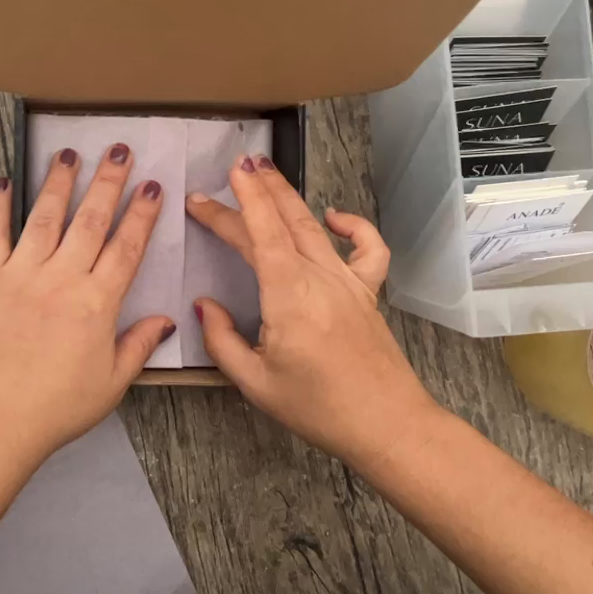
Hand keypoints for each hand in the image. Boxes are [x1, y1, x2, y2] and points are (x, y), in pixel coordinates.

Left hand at [0, 144, 173, 465]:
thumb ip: (138, 345)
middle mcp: (62, 278)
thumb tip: (166, 319)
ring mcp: (22, 273)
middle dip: (108, 181)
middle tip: (119, 150)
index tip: (153, 186)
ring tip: (69, 151)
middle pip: (91, 220)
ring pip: (46, 217)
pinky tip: (5, 181)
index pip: (127, 247)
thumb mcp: (111, 384)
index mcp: (97, 303)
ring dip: (60, 182)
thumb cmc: (56, 408)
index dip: (142, 214)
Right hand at [187, 155, 440, 468]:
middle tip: (234, 166)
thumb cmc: (319, 409)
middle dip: (255, 190)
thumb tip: (203, 305)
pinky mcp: (367, 293)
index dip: (231, 208)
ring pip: (313, 226)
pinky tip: (333, 216)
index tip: (204, 192)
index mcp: (288, 295)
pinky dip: (353, 226)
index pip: (256, 236)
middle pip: (281, 222)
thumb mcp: (255, 383)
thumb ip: (222, 340)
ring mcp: (348, 281)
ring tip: (267, 171)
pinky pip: (367, 248)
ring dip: (288, 196)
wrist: (389, 427)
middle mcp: (319, 277)